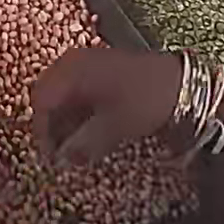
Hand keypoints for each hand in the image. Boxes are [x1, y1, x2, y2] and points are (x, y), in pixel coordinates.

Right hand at [30, 48, 180, 165]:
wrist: (182, 81)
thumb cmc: (145, 99)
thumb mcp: (114, 126)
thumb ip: (83, 143)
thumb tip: (61, 161)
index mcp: (72, 70)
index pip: (41, 99)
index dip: (41, 129)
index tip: (50, 156)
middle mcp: (74, 61)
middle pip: (48, 94)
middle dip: (51, 124)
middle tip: (60, 152)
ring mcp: (88, 63)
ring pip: (62, 93)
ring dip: (64, 119)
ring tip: (74, 144)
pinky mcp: (101, 69)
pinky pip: (77, 90)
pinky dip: (77, 110)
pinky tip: (88, 129)